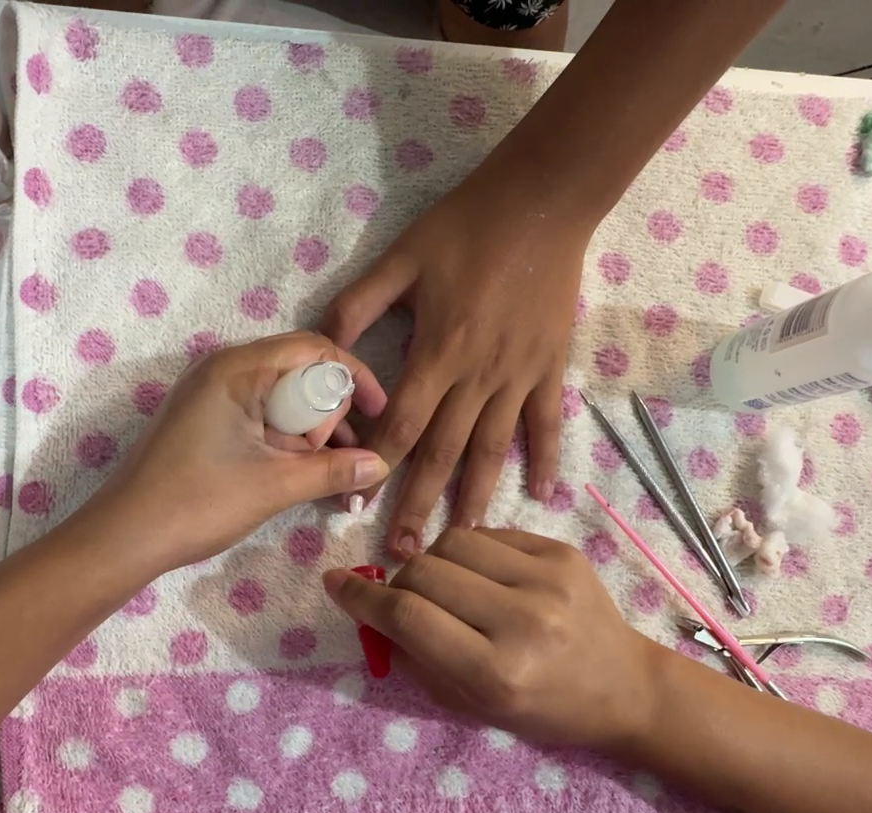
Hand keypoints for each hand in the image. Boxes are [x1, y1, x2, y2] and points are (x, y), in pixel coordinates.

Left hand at [86, 332, 390, 571]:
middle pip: (298, 370)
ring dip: (309, 430)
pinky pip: (258, 416)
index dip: (354, 376)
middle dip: (329, 410)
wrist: (125, 536)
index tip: (381, 412)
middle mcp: (222, 370)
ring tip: (327, 472)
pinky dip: (283, 439)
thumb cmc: (198, 502)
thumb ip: (332, 470)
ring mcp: (209, 395)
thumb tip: (380, 464)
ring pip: (279, 398)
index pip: (313, 348)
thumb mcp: (275, 485)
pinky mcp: (204, 421)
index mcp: (237, 368)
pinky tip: (297, 473)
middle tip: (335, 456)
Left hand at [320, 174, 589, 559]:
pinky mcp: (550, 369)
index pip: (400, 426)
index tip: (357, 507)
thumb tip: (321, 347)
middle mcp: (476, 377)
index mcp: (436, 353)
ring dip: (476, 497)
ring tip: (463, 540)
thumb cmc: (465, 226)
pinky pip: (547, 423)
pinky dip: (545, 459)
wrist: (544, 199)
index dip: (376, 467)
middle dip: (421, 504)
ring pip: (492, 449)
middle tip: (408, 554)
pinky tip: (542, 497)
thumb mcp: (401, 259)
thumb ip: (358, 305)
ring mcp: (518, 377)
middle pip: (442, 452)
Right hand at [322, 527, 664, 749]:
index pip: (409, 617)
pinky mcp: (562, 552)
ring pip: (451, 542)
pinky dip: (470, 552)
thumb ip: (415, 657)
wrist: (625, 686)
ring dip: (433, 562)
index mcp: (497, 672)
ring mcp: (548, 580)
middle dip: (399, 583)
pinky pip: (488, 534)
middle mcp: (523, 621)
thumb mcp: (471, 704)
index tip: (335, 584)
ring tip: (447, 587)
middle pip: (424, 573)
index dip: (363, 599)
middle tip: (406, 600)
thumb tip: (371, 609)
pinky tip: (484, 576)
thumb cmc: (542, 709)